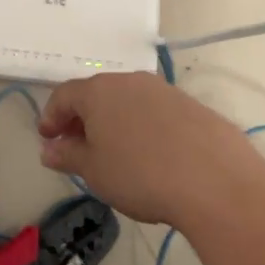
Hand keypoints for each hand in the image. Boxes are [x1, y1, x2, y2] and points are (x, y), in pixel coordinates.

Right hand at [38, 72, 264, 229]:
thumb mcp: (94, 170)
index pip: (64, 95)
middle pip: (97, 94)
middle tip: (76, 147)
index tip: (47, 140)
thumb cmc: (141, 175)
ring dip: (114, 123)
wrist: (217, 183)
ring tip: (113, 154)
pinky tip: (150, 156)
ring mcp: (166, 91)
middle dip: (82, 119)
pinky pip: (156, 113)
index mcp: (99, 91)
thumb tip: (50, 149)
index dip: (51, 117)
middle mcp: (131, 81)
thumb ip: (68, 155)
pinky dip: (143, 128)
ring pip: (129, 102)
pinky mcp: (194, 108)